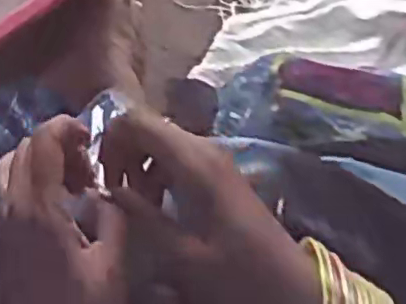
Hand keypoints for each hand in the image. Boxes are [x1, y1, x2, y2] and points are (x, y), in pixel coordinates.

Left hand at [0, 116, 127, 303]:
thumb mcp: (112, 274)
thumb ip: (116, 224)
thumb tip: (111, 194)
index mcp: (40, 205)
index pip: (43, 140)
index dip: (66, 126)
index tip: (92, 137)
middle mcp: (14, 202)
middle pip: (26, 145)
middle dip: (57, 143)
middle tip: (88, 169)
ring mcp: (3, 218)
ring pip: (11, 162)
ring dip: (39, 158)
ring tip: (72, 183)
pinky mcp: (2, 234)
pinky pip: (7, 185)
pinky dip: (28, 177)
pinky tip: (56, 204)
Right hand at [100, 111, 318, 303]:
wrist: (301, 295)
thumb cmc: (242, 279)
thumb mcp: (186, 258)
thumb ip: (142, 219)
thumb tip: (108, 191)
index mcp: (193, 159)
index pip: (135, 120)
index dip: (111, 140)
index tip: (104, 177)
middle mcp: (202, 146)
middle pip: (145, 125)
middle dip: (123, 152)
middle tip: (118, 193)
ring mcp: (212, 156)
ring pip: (158, 139)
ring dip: (139, 163)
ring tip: (139, 204)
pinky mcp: (217, 171)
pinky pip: (174, 154)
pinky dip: (157, 171)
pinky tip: (160, 206)